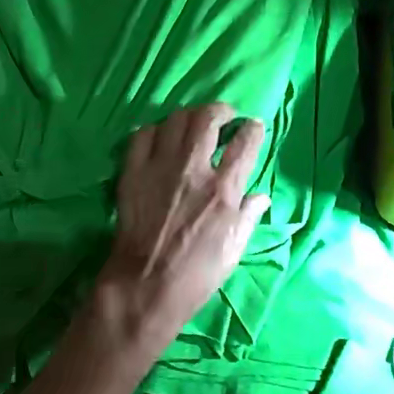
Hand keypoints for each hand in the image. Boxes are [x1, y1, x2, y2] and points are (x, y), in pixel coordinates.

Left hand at [92, 103, 269, 350]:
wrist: (146, 283)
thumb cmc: (197, 273)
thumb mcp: (234, 248)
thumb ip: (248, 215)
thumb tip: (261, 195)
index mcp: (223, 190)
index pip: (244, 145)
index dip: (252, 129)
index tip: (253, 125)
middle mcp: (192, 170)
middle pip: (206, 120)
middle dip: (219, 110)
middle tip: (223, 114)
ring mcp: (159, 167)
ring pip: (175, 120)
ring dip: (188, 116)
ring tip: (193, 122)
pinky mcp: (133, 171)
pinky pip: (142, 135)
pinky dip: (154, 130)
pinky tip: (160, 136)